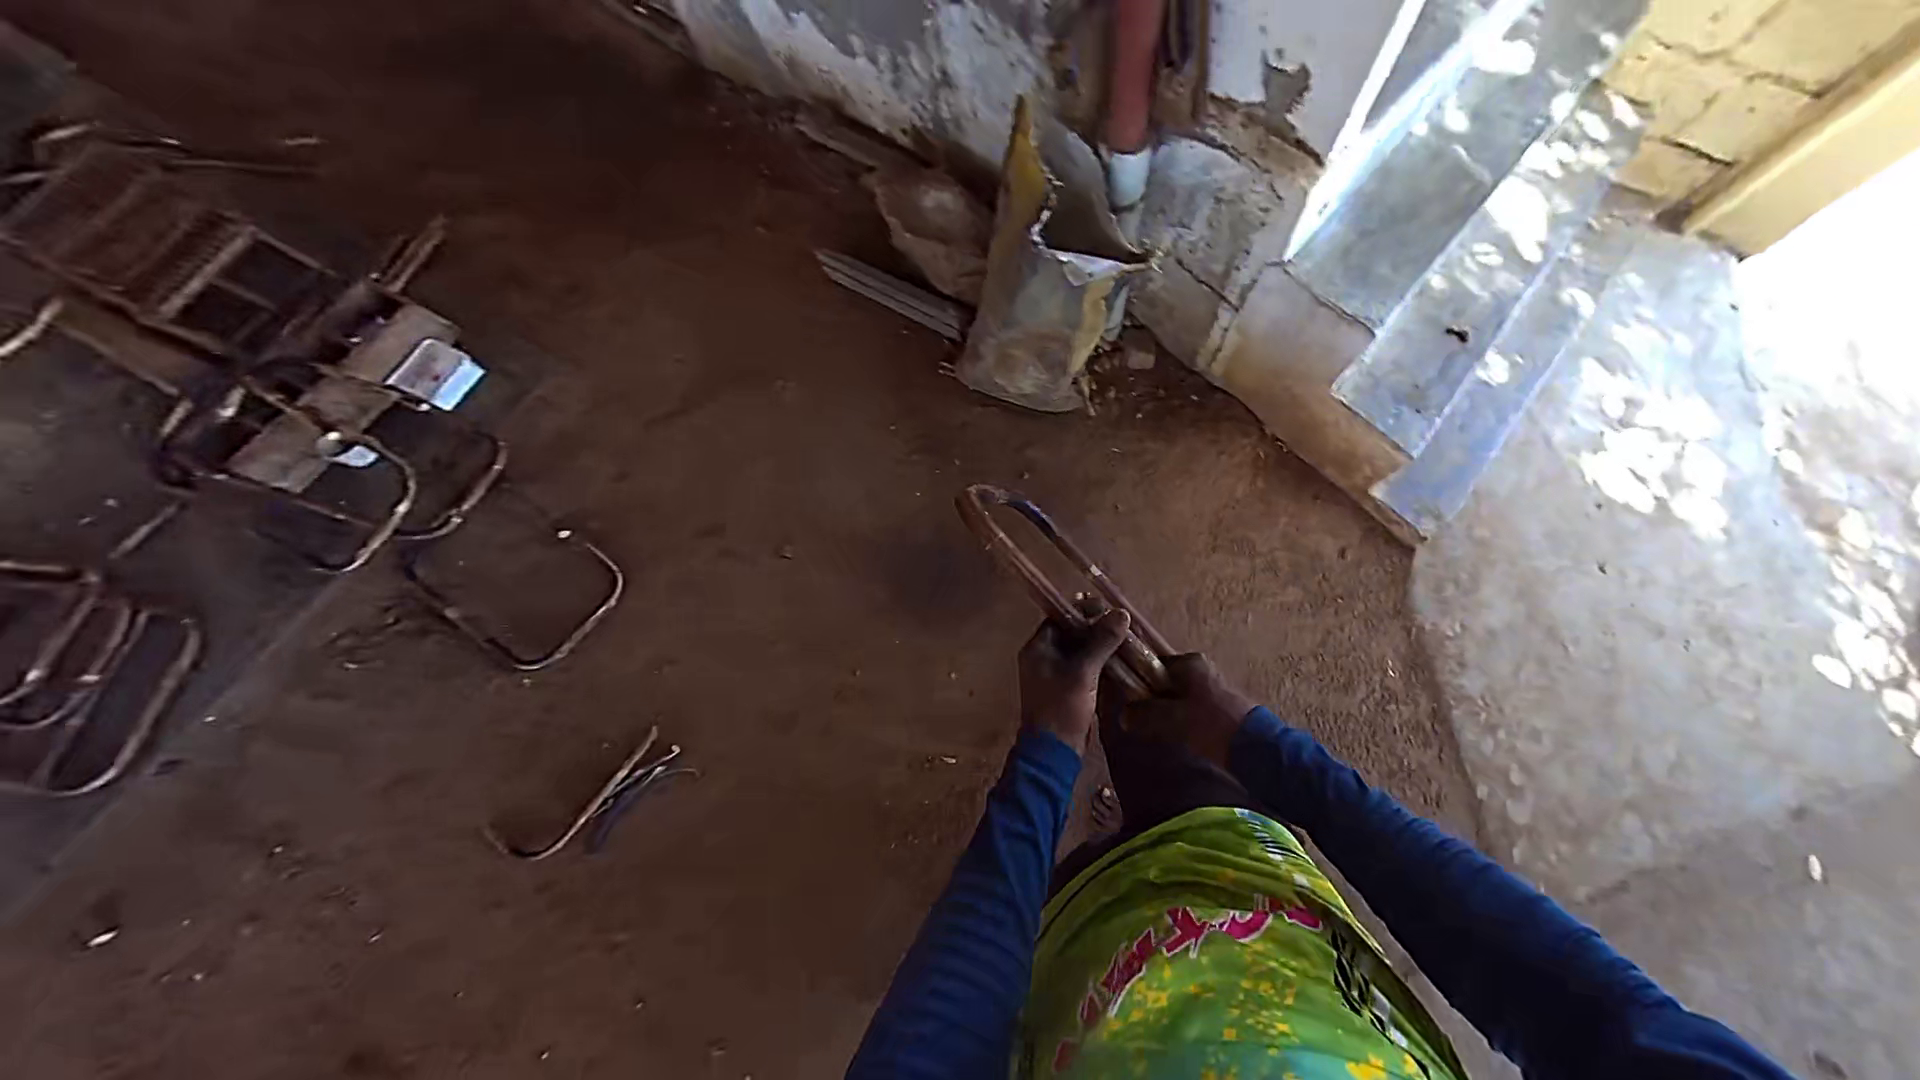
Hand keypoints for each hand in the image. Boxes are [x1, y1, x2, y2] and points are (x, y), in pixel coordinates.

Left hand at [1018, 610, 1131, 754]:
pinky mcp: (1067, 688)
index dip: (1083, 611)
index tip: (1108, 609)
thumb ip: (1102, 642)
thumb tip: (1121, 614)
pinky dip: (1101, 662)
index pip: (1059, 617)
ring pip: (1080, 651)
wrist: (1054, 752)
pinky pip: (1085, 667)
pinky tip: (1122, 660)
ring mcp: (1055, 674)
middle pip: (1071, 633)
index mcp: (1037, 648)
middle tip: (1123, 624)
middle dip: (1096, 628)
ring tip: (1128, 639)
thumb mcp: (1084, 672)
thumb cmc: (1062, 707)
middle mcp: (1043, 657)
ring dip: (1101, 645)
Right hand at [1121, 653, 1257, 766]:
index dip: (1137, 681)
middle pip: (1166, 683)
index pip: (1152, 664)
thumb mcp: (1169, 719)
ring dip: (1168, 713)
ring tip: (1158, 732)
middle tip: (1140, 719)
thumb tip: (1124, 715)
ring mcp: (1215, 689)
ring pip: (1179, 698)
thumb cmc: (1209, 725)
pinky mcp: (1224, 709)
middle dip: (1152, 700)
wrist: (1256, 750)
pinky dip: (1184, 722)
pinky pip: (1193, 711)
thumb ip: (1143, 714)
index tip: (1128, 700)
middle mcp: (1203, 670)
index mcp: (1189, 663)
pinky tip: (1179, 737)